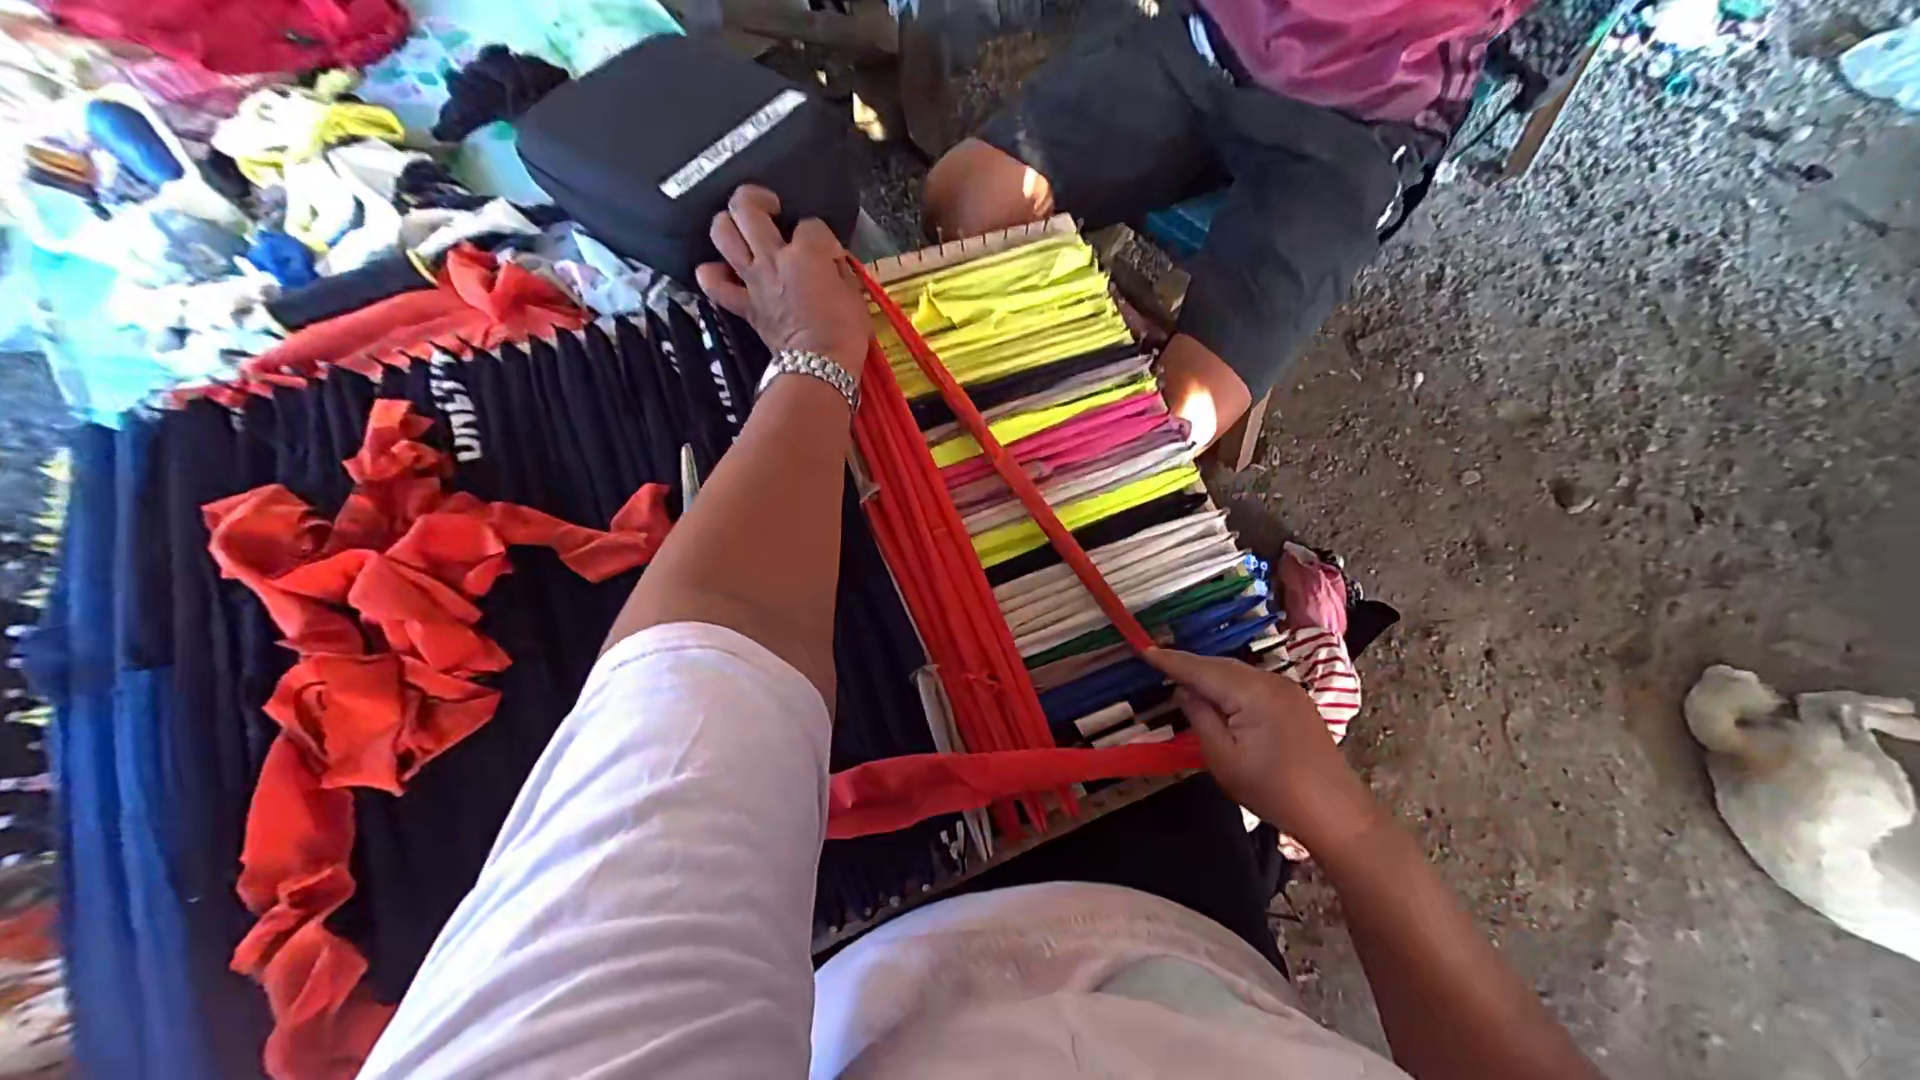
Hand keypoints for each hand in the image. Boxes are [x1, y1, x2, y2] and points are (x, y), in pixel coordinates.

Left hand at [695, 185, 870, 378]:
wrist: (820, 368)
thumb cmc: (844, 332)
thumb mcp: (854, 293)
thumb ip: (837, 268)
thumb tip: (829, 260)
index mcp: (806, 253)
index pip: (811, 224)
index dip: (823, 235)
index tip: (831, 254)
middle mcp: (772, 258)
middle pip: (747, 207)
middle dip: (758, 198)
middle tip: (771, 208)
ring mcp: (752, 280)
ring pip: (722, 233)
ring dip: (728, 224)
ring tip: (743, 230)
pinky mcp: (743, 305)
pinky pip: (714, 284)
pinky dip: (713, 273)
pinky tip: (724, 271)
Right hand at [1147, 648, 1381, 854]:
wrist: (1337, 814)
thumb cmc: (1273, 790)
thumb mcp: (1223, 759)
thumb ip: (1200, 718)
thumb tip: (1185, 691)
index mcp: (1251, 692)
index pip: (1201, 669)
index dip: (1170, 660)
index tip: (1143, 649)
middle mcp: (1271, 681)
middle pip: (1220, 666)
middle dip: (1189, 664)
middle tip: (1157, 662)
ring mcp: (1288, 690)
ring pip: (1238, 673)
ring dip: (1210, 674)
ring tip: (1182, 677)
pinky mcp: (1297, 703)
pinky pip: (1253, 683)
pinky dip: (1230, 684)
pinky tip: (1219, 694)